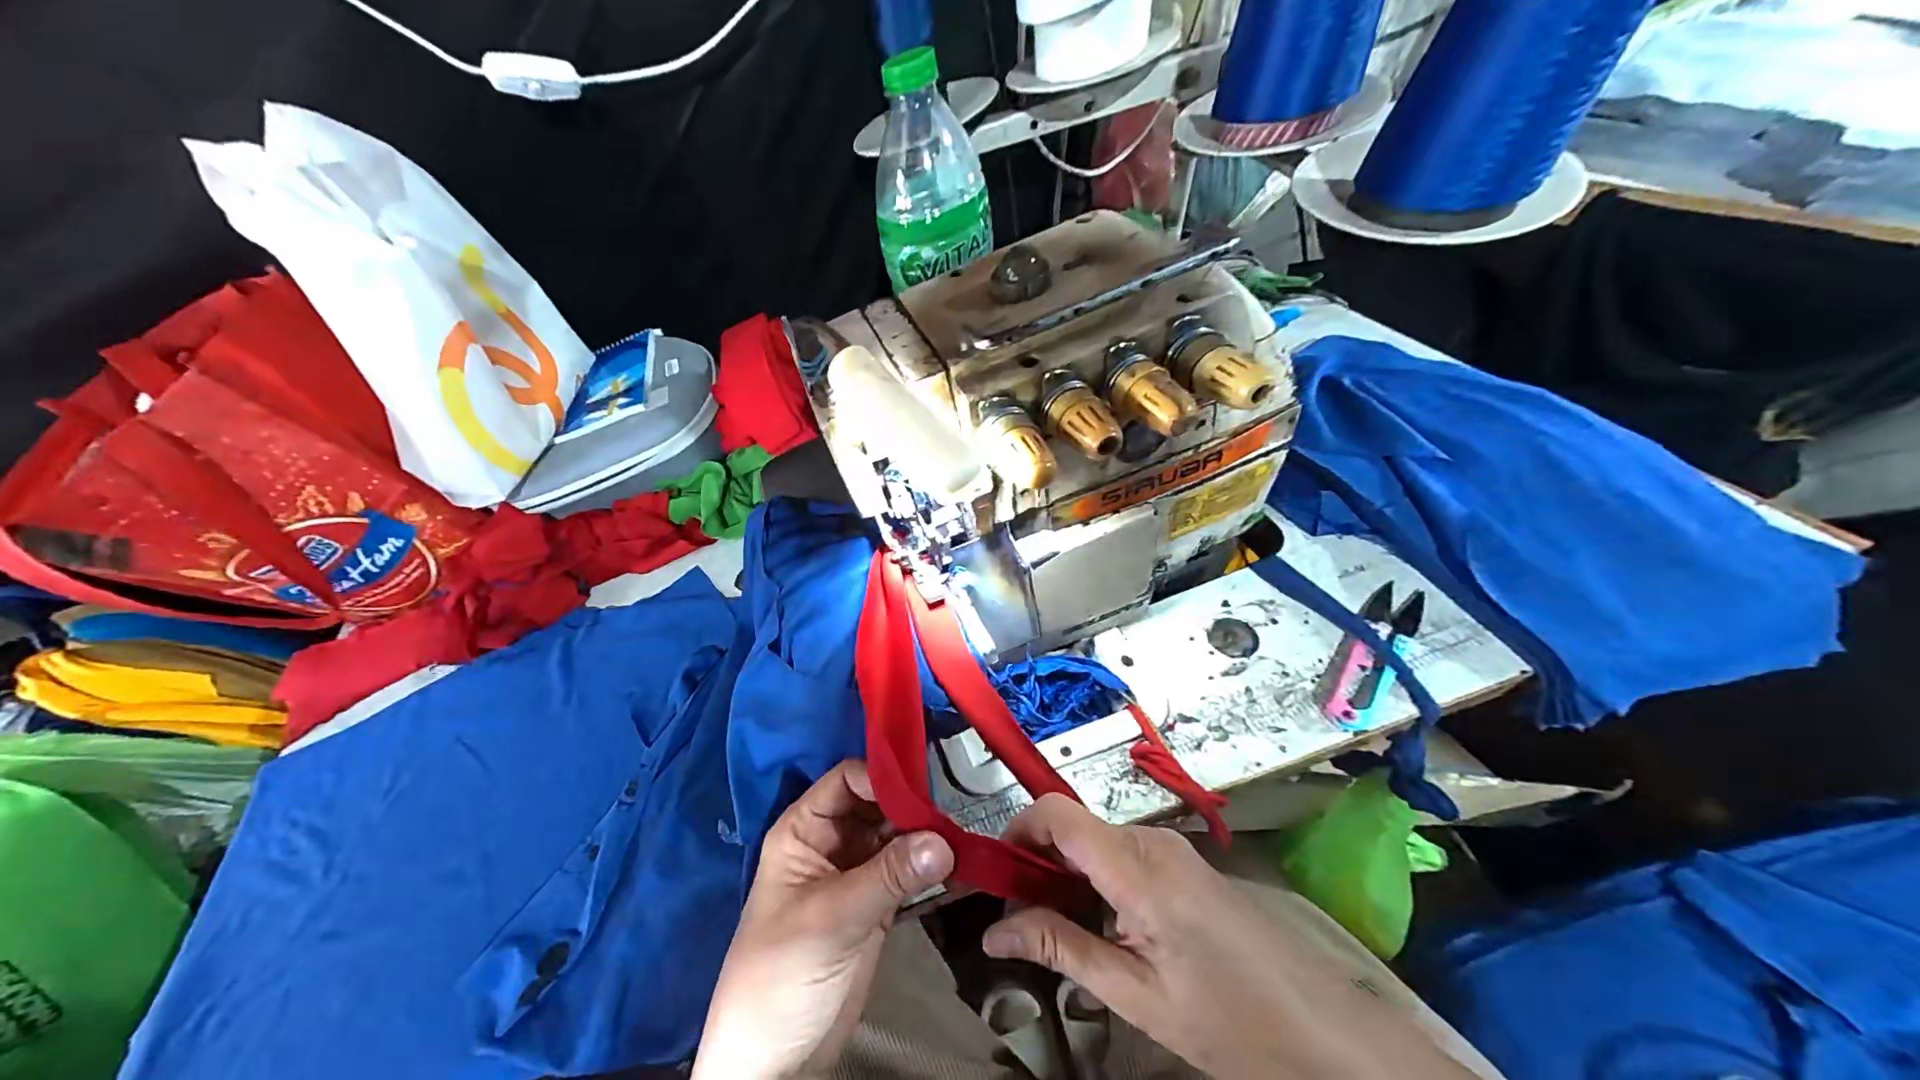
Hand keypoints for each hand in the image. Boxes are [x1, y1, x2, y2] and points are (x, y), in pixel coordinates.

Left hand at [691, 760, 954, 1079]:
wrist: (775, 1058)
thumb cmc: (782, 974)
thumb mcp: (831, 918)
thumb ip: (888, 876)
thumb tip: (944, 840)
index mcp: (804, 831)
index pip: (848, 781)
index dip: (884, 778)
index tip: (927, 789)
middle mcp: (832, 843)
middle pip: (879, 805)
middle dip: (914, 807)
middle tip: (955, 817)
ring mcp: (856, 873)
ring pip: (898, 837)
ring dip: (929, 837)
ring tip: (966, 841)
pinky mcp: (878, 904)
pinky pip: (909, 873)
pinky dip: (934, 868)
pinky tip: (964, 866)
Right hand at [981, 794, 1476, 1079]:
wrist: (1322, 1029)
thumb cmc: (1227, 1018)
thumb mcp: (1134, 993)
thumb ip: (1060, 948)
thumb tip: (993, 931)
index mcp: (1136, 866)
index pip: (1055, 812)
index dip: (1016, 832)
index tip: (995, 877)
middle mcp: (1150, 840)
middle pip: (1071, 825)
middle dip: (1035, 862)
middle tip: (1019, 919)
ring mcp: (1170, 848)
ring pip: (1093, 840)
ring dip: (1064, 873)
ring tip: (1056, 930)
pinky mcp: (1182, 863)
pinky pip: (1120, 853)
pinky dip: (1094, 878)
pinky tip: (1099, 926)